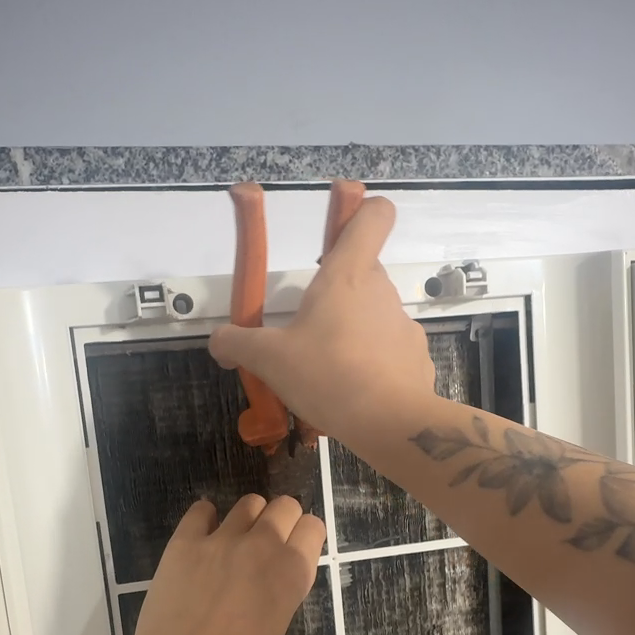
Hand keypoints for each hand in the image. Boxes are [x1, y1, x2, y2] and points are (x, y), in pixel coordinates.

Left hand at [122, 495, 325, 634]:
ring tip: (235, 541)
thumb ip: (282, 588)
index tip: (295, 547)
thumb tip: (275, 569)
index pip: (313, 527)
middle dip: (281, 519)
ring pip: (248, 503)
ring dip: (248, 518)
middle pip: (285, 506)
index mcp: (292, 573)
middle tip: (266, 544)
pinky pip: (201, 510)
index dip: (305, 536)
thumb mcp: (276, 626)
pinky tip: (203, 535)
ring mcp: (221, 540)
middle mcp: (263, 546)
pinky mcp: (183, 542)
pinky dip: (206, 518)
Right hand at [209, 196, 437, 444]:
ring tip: (328, 375)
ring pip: (374, 318)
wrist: (389, 423)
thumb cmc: (328, 376)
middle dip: (335, 296)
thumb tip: (218, 342)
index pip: (373, 216)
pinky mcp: (417, 359)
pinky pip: (390, 355)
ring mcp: (404, 326)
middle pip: (362, 274)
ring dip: (352, 335)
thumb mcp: (269, 360)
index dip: (361, 211)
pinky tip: (355, 395)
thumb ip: (237, 345)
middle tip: (308, 330)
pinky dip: (374, 367)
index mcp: (347, 275)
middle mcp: (381, 291)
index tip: (342, 225)